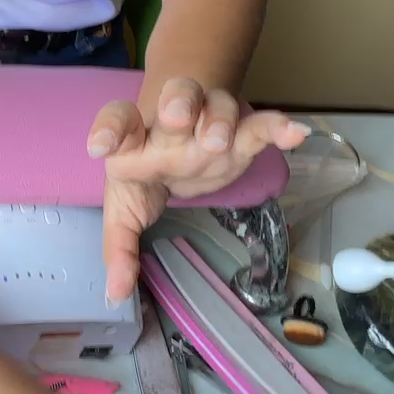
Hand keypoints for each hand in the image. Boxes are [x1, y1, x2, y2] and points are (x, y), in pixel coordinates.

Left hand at [88, 78, 307, 300]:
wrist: (176, 150)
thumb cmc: (145, 178)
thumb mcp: (125, 212)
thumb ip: (119, 250)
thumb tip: (116, 294)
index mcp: (132, 143)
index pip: (118, 123)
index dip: (107, 130)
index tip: (99, 146)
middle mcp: (168, 127)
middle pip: (174, 99)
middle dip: (177, 103)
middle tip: (176, 117)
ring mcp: (206, 126)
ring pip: (215, 106)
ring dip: (217, 119)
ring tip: (216, 141)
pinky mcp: (241, 137)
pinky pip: (260, 126)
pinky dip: (277, 127)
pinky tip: (294, 134)